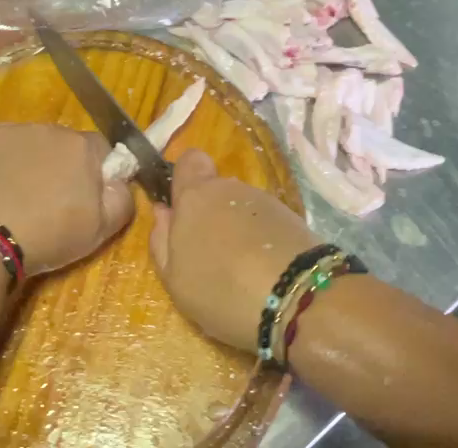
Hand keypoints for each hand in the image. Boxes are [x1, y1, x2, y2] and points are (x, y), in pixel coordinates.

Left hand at [0, 123, 135, 275]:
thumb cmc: (48, 235)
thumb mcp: (101, 230)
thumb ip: (123, 200)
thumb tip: (122, 182)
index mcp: (83, 147)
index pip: (102, 150)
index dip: (96, 174)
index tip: (85, 198)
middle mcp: (52, 129)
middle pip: (67, 145)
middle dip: (64, 167)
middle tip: (52, 203)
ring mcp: (16, 130)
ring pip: (35, 144)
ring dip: (34, 163)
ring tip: (20, 198)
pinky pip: (6, 146)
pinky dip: (5, 161)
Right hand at [147, 149, 318, 351]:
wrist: (295, 296)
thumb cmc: (221, 288)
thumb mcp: (175, 278)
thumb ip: (161, 241)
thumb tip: (162, 212)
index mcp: (195, 195)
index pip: (188, 160)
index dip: (185, 179)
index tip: (183, 210)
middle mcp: (229, 187)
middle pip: (216, 189)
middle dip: (212, 214)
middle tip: (212, 255)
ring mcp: (263, 200)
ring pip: (241, 207)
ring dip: (238, 229)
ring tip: (241, 270)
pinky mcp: (291, 217)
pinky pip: (265, 223)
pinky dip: (262, 240)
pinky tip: (265, 271)